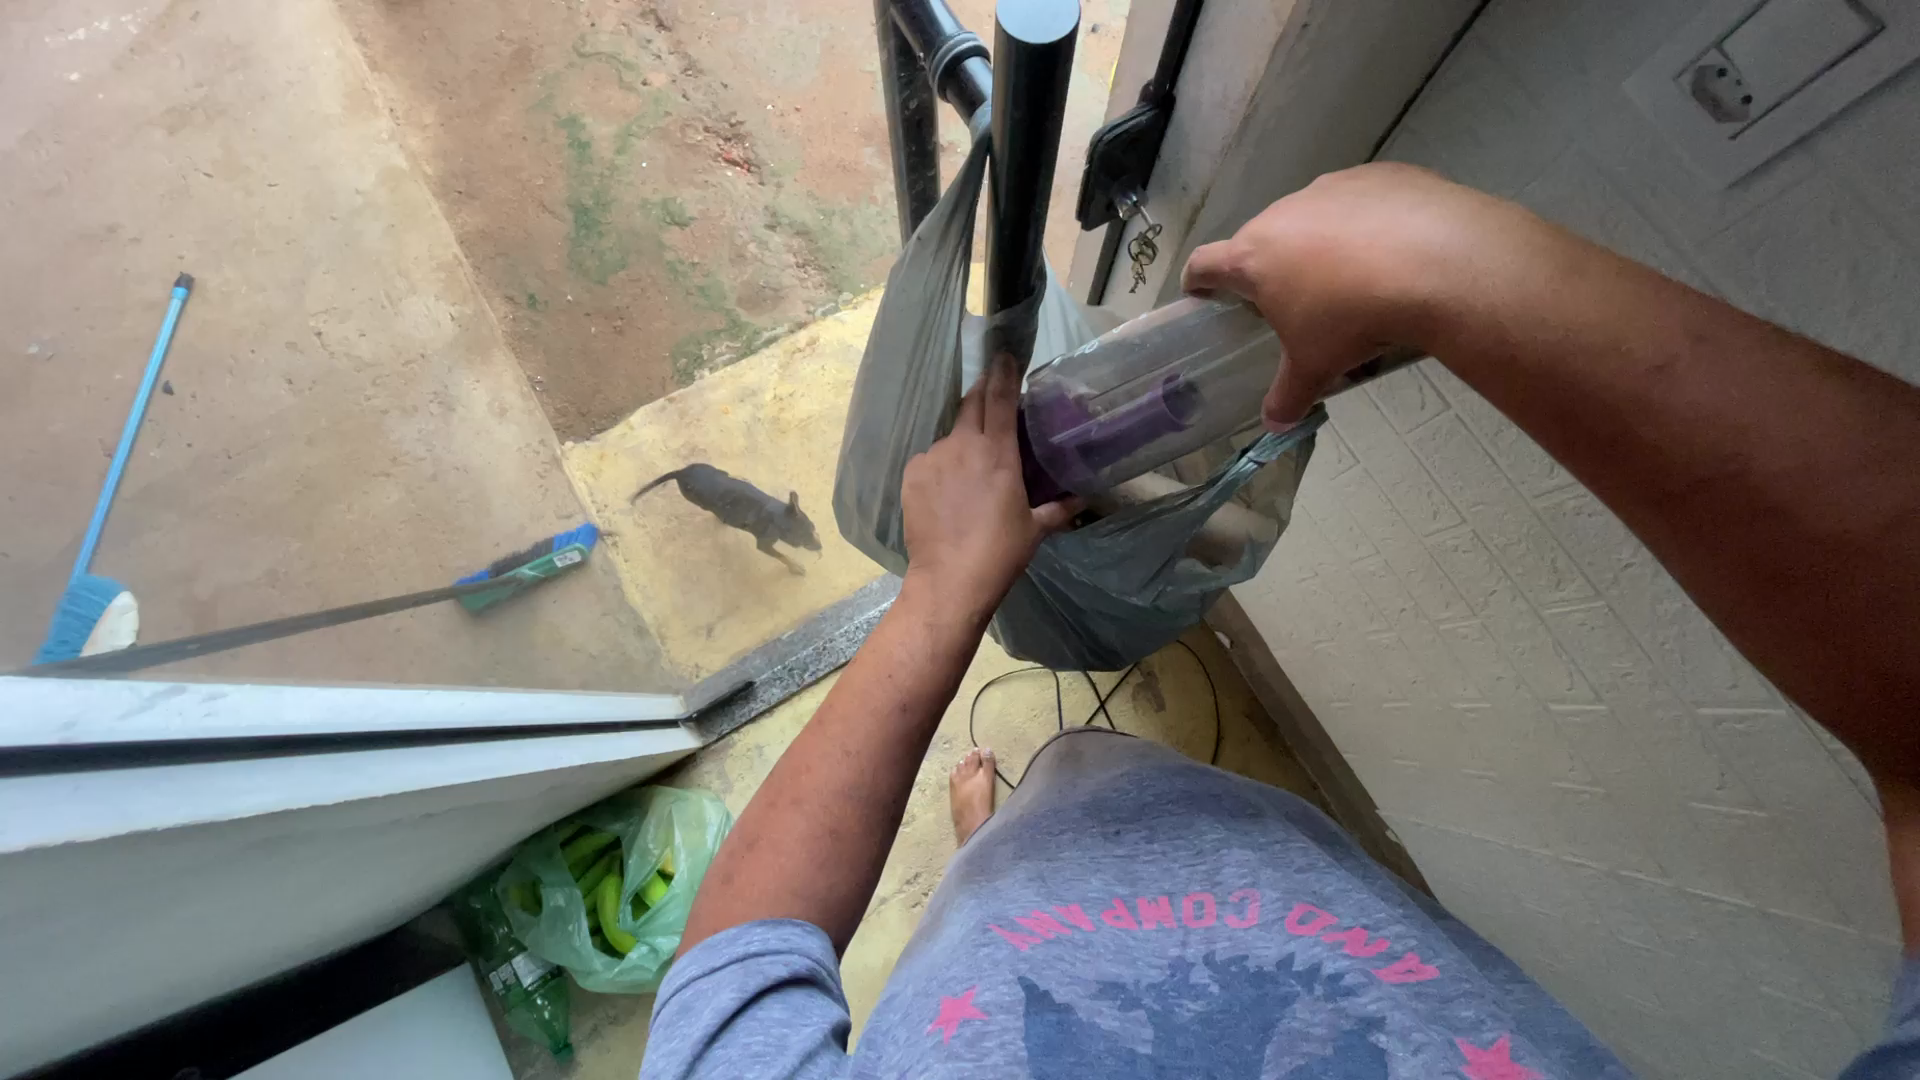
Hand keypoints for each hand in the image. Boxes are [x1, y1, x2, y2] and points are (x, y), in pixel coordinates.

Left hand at [900, 356, 1080, 619]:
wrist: (949, 580)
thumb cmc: (1000, 553)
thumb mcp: (1035, 529)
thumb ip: (1059, 507)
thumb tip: (1083, 496)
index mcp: (997, 453)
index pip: (1001, 397)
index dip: (1003, 372)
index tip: (1005, 355)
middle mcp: (962, 446)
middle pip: (971, 404)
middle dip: (983, 396)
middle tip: (993, 398)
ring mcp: (932, 459)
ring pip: (950, 437)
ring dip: (963, 442)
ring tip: (971, 470)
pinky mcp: (911, 475)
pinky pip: (931, 460)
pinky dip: (942, 466)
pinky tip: (949, 490)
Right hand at [1182, 162, 1554, 427]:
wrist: (1443, 264)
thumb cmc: (1354, 319)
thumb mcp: (1315, 367)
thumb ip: (1288, 396)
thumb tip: (1275, 425)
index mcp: (1254, 258)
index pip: (1204, 263)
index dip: (1197, 280)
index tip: (1200, 292)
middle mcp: (1284, 214)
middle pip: (1259, 240)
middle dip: (1266, 267)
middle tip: (1288, 300)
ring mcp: (1332, 188)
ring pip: (1308, 217)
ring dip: (1314, 244)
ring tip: (1345, 276)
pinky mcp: (1380, 175)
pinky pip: (1357, 202)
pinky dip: (1361, 224)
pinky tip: (1388, 251)